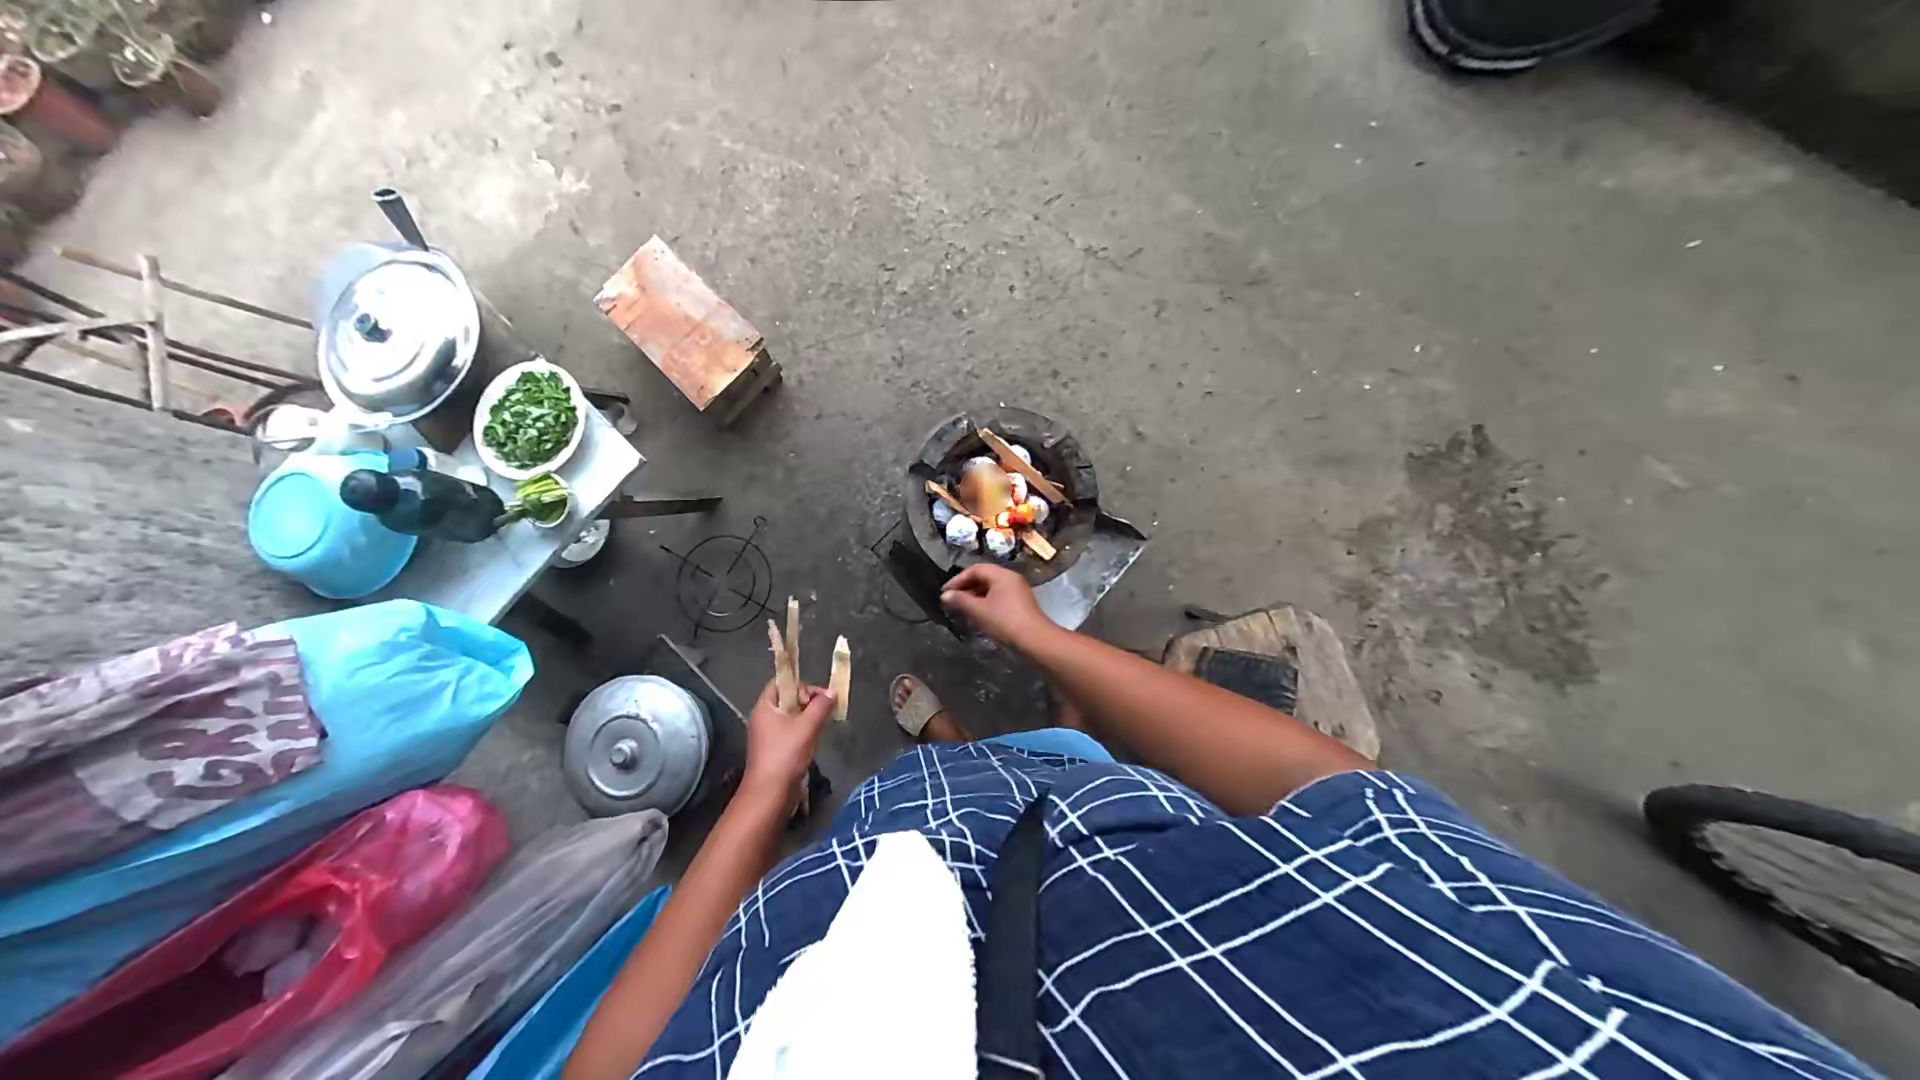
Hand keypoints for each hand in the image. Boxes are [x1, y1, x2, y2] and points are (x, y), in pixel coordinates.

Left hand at [740, 679, 834, 808]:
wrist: (770, 794)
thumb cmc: (785, 755)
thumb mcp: (807, 726)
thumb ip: (821, 706)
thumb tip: (832, 692)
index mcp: (765, 707)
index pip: (781, 682)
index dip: (801, 684)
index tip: (819, 696)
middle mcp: (764, 718)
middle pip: (788, 699)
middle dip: (808, 701)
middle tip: (824, 709)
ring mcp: (768, 734)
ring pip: (791, 716)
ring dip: (808, 717)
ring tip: (822, 724)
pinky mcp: (775, 749)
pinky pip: (791, 731)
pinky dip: (804, 730)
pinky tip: (814, 739)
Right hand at [941, 563, 1053, 650]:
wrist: (1035, 640)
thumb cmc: (1005, 621)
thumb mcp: (979, 611)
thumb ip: (960, 600)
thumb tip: (945, 595)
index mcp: (1002, 574)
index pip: (975, 569)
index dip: (957, 579)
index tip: (945, 592)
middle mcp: (1011, 578)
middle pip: (984, 577)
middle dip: (966, 588)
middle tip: (952, 600)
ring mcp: (1018, 590)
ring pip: (991, 588)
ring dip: (975, 596)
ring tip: (962, 608)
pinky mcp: (1021, 603)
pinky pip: (999, 597)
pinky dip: (986, 602)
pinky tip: (978, 615)